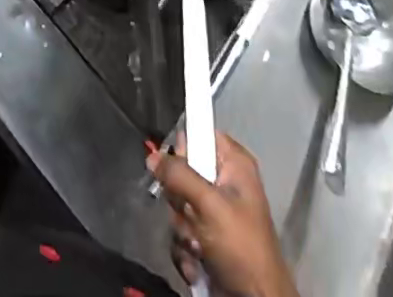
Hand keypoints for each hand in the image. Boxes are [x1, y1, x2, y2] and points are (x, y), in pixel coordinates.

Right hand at [150, 133, 297, 296]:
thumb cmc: (241, 246)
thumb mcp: (209, 204)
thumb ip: (178, 174)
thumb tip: (152, 155)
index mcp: (234, 164)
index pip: (201, 132)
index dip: (185, 145)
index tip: (176, 162)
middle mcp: (223, 181)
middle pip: (182, 168)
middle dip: (179, 195)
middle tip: (189, 211)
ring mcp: (212, 210)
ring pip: (176, 200)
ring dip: (181, 225)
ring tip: (198, 243)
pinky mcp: (204, 235)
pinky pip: (178, 227)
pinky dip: (183, 245)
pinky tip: (197, 260)